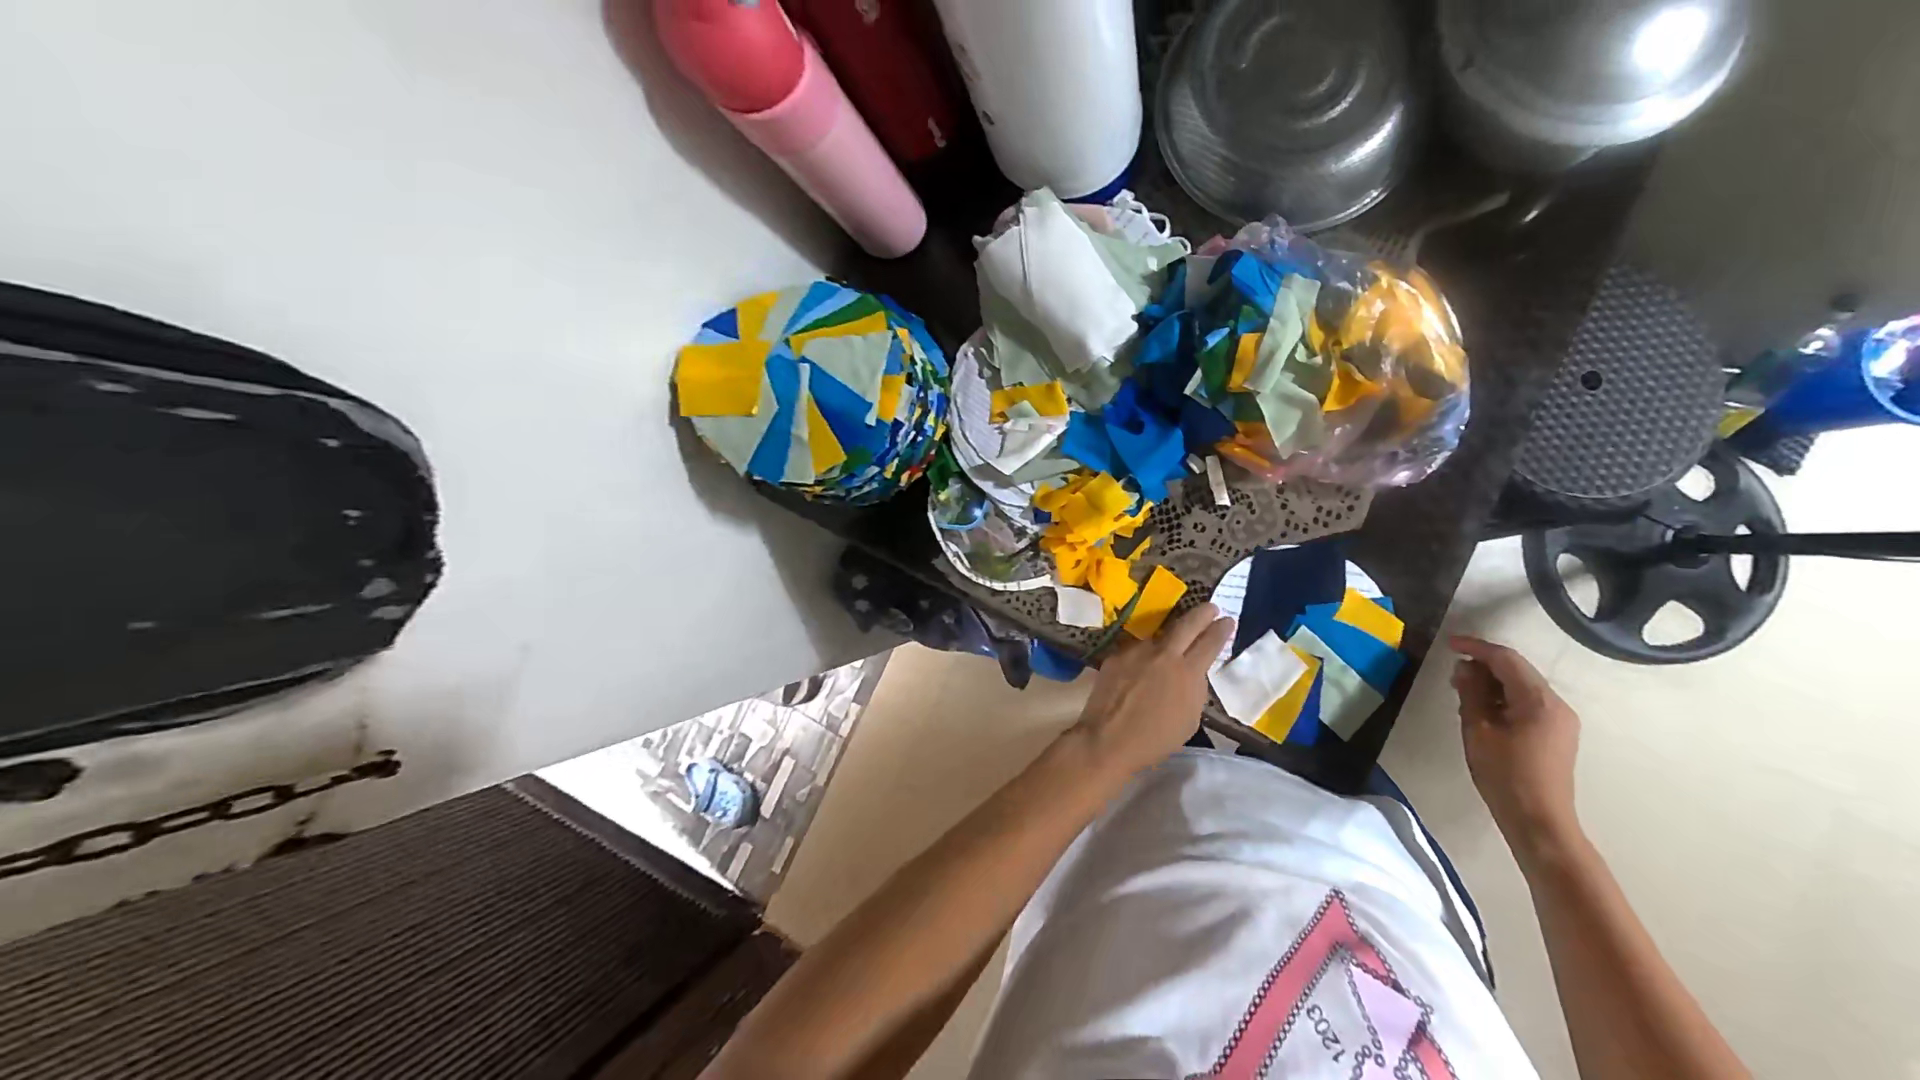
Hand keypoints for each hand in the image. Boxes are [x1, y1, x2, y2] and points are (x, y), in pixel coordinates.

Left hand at [1070, 603, 1235, 779]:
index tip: (1227, 620)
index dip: (1221, 629)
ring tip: (1172, 647)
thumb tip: (1192, 674)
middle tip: (1211, 607)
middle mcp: (1163, 654)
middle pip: (1186, 625)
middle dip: (1202, 614)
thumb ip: (1194, 689)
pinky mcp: (1115, 656)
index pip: (1210, 642)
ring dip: (1168, 640)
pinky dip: (1144, 656)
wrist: (1108, 739)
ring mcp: (1136, 652)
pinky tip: (1142, 668)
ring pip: (1157, 638)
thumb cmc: (1155, 739)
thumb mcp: (1190, 717)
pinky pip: (1136, 651)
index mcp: (1187, 672)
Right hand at [1450, 635, 1582, 862]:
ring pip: (1522, 687)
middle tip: (1452, 673)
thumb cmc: (1503, 773)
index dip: (1476, 647)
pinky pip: (1527, 703)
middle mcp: (1557, 705)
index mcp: (1539, 701)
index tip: (1449, 643)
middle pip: (1518, 671)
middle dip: (1484, 666)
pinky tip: (1482, 708)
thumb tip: (1466, 667)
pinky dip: (1503, 697)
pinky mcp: (1556, 734)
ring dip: (1492, 682)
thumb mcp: (1478, 728)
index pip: (1506, 660)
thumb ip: (1472, 693)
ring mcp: (1560, 720)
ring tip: (1462, 690)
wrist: (1538, 819)